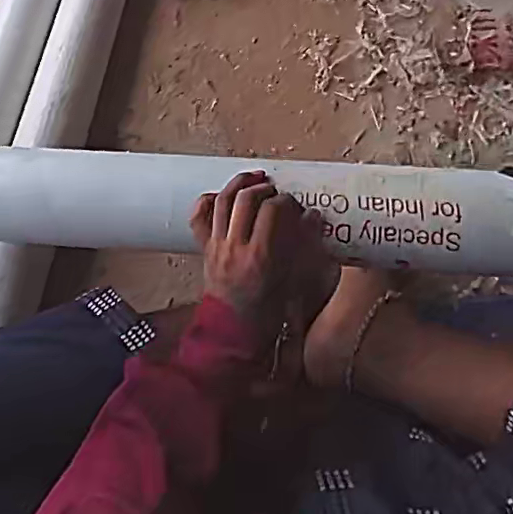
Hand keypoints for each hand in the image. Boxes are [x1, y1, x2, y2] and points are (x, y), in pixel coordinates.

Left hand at [189, 171, 319, 330]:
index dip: (286, 201)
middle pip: (245, 200)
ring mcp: (216, 246)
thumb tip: (313, 217)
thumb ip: (303, 248)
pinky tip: (219, 195)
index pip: (272, 211)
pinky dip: (207, 202)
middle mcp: (234, 247)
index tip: (296, 205)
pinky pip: (199, 218)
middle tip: (275, 191)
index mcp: (260, 257)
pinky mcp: (205, 248)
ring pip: (221, 202)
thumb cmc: (265, 313)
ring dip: (237, 185)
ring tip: (253, 180)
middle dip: (262, 189)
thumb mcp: (292, 282)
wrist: (232, 333)